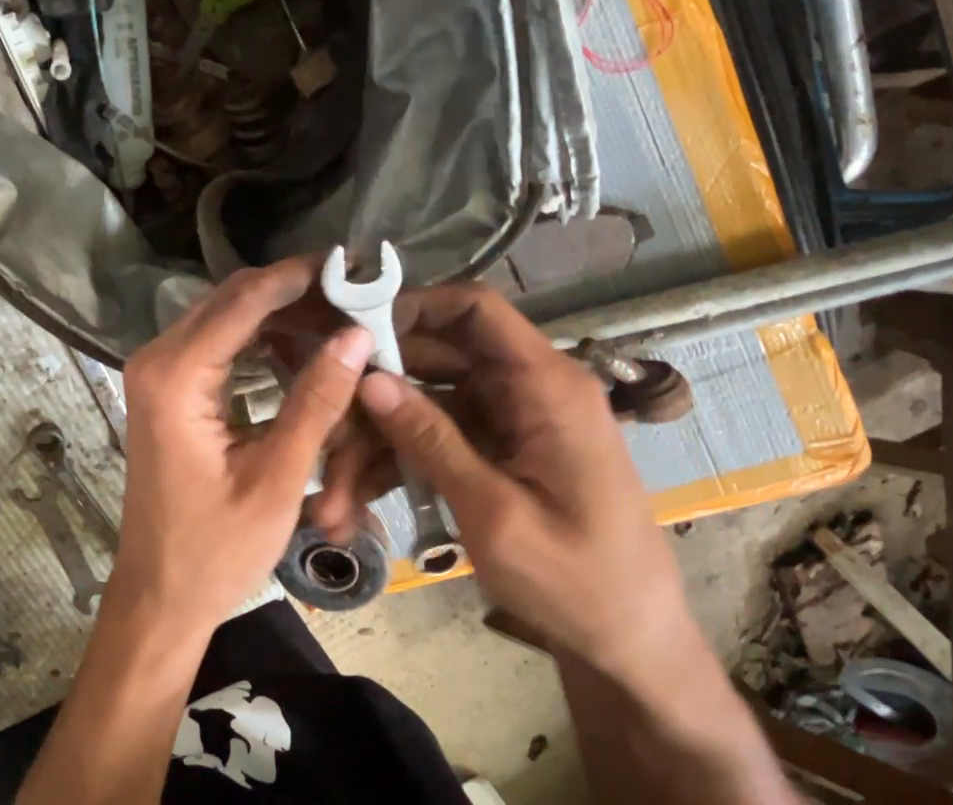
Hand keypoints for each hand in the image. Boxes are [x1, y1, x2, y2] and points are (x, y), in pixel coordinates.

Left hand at [112, 258, 372, 633]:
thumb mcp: (277, 477)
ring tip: (342, 324)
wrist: (159, 595)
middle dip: (295, 294)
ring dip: (280, 317)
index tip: (356, 265)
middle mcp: (157, 358)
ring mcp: (157, 372)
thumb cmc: (216, 549)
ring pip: (226, 318)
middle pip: (232, 299)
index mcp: (175, 375)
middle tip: (359, 298)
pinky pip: (218, 346)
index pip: (245, 299)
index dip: (301, 277)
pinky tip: (303, 354)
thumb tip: (357, 335)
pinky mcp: (166, 390)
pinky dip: (259, 343)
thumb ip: (316, 402)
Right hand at [319, 284, 694, 674]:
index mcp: (546, 387)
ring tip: (331, 503)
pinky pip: (432, 439)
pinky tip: (355, 508)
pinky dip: (394, 467)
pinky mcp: (495, 451)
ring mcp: (508, 422)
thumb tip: (370, 380)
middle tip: (321, 439)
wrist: (630, 644)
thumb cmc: (578, 582)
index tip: (351, 337)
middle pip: (430, 362)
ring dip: (373, 446)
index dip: (411, 307)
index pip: (474, 309)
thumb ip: (432, 442)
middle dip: (370, 399)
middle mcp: (526, 391)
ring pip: (420, 405)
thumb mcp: (495, 514)